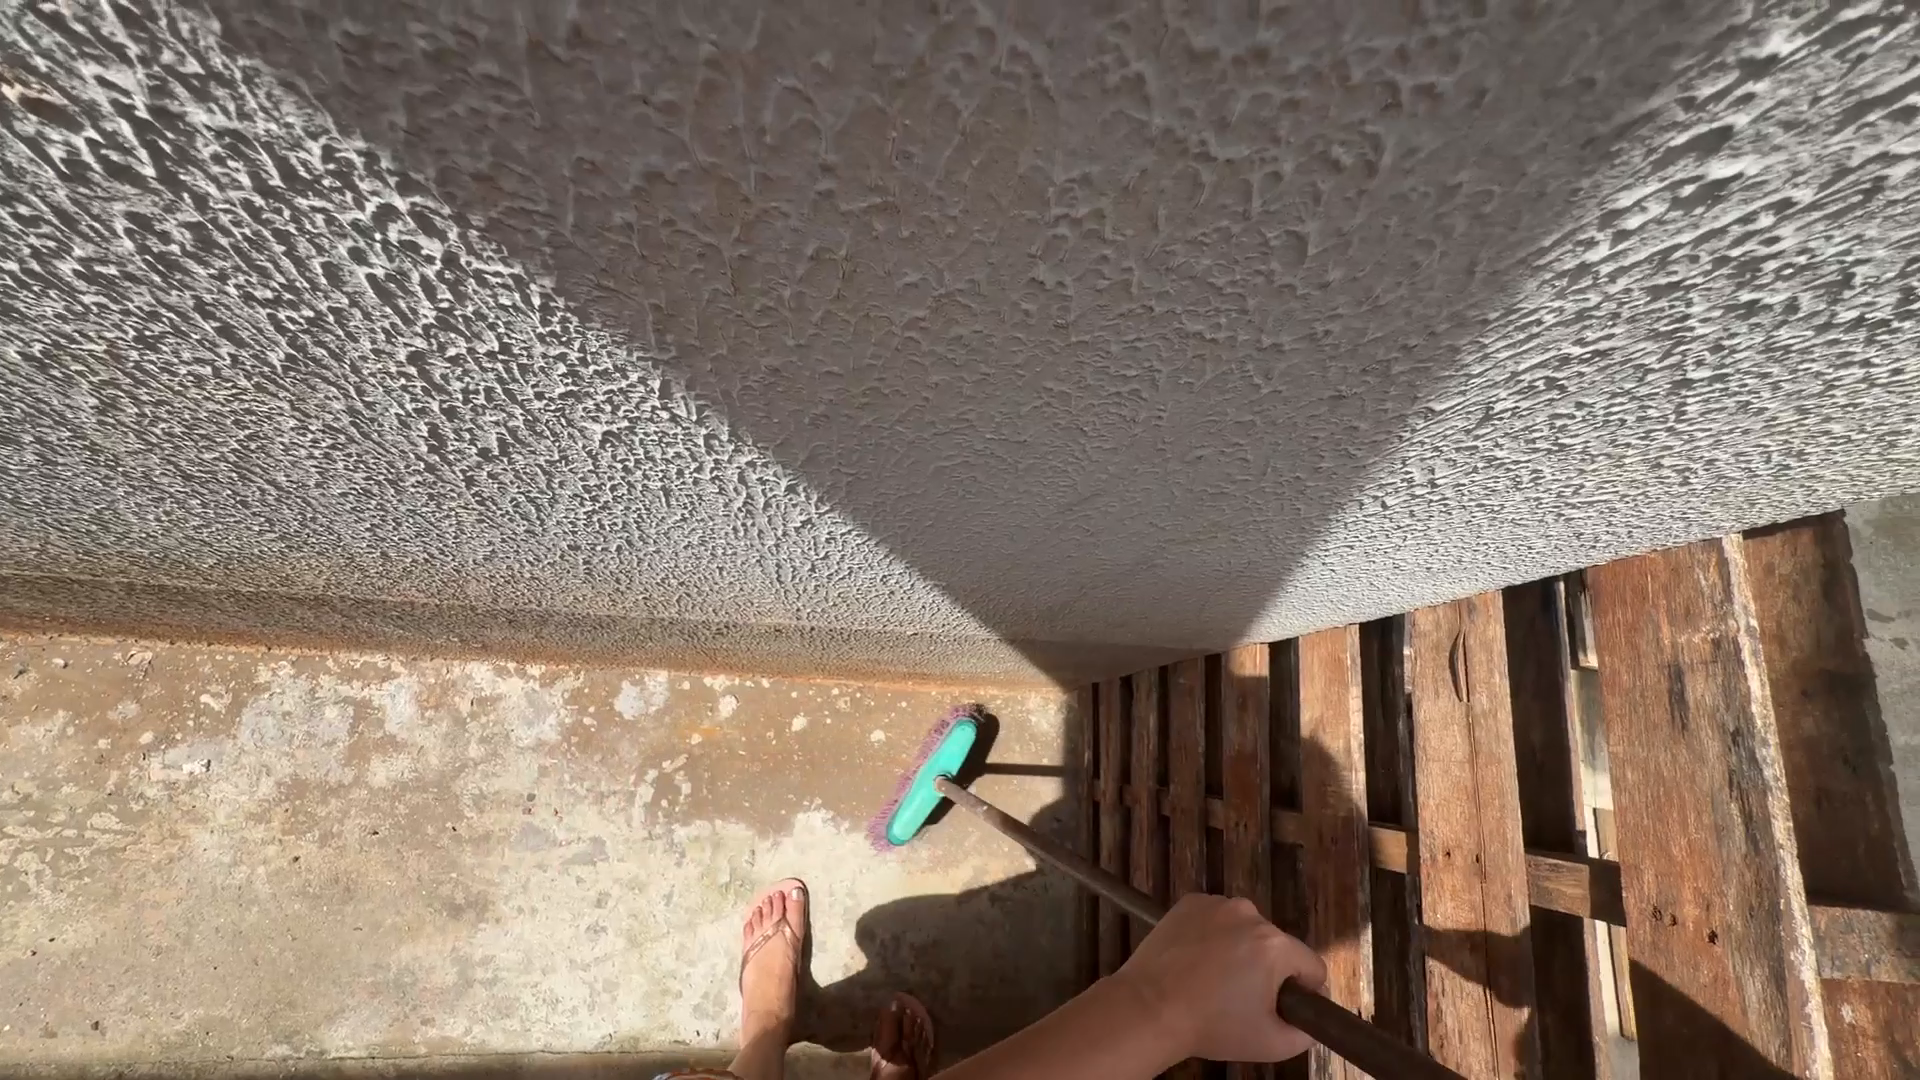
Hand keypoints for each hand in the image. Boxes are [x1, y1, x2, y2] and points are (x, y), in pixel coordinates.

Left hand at [1114, 893, 1327, 1062]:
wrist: (1151, 1005)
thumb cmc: (1213, 1025)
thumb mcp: (1273, 1043)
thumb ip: (1306, 1030)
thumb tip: (1309, 1012)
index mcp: (1274, 944)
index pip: (1311, 964)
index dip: (1304, 990)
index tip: (1283, 1006)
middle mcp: (1248, 913)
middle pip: (1276, 944)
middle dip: (1268, 968)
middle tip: (1243, 996)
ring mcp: (1215, 903)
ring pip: (1245, 929)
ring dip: (1240, 948)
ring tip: (1215, 978)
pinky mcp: (1188, 901)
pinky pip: (1216, 918)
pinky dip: (1213, 934)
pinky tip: (1197, 959)